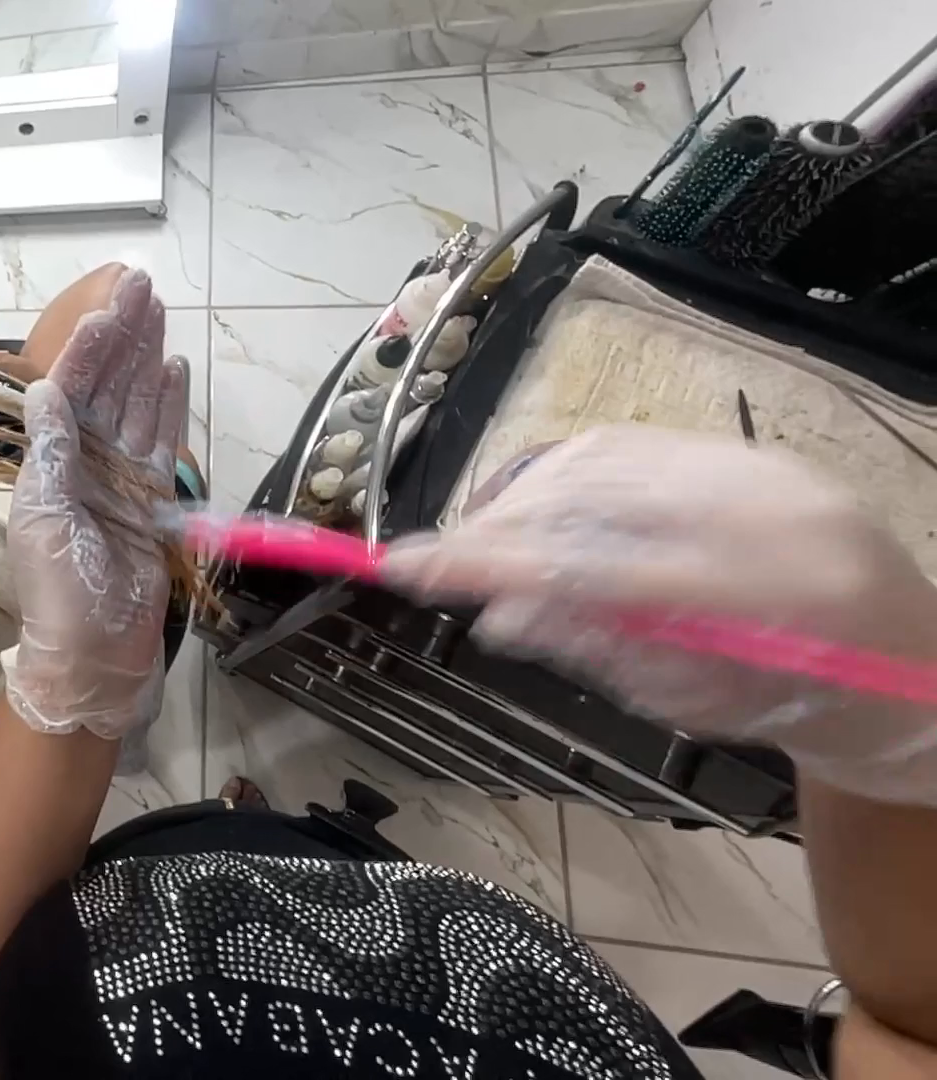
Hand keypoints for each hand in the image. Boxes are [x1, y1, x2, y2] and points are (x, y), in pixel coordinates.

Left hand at [5, 269, 188, 738]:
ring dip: (146, 359)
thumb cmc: (60, 589)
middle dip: (122, 337)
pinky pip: (162, 443)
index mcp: (50, 463)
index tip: (109, 307)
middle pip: (107, 387)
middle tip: (142, 284)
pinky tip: (174, 370)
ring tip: (159, 312)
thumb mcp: (44, 516)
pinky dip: (168, 407)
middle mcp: (85, 462)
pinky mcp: (152, 499)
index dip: (89, 349)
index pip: (71, 391)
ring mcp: (121, 478)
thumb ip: (49, 451)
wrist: (95, 652)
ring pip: (136, 406)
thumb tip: (43, 386)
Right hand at [381, 425, 936, 805]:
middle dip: (490, 529)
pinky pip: (606, 447)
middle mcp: (766, 505)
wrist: (901, 650)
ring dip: (511, 504)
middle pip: (580, 500)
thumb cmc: (788, 695)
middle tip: (432, 561)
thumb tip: (497, 614)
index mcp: (770, 589)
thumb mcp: (685, 696)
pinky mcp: (729, 448)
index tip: (405, 565)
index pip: (592, 565)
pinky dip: (546, 479)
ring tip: (480, 546)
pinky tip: (524, 510)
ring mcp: (749, 464)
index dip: (489, 562)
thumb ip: (594, 647)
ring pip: (583, 464)